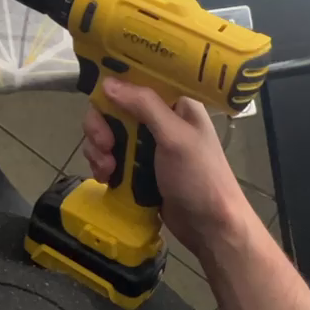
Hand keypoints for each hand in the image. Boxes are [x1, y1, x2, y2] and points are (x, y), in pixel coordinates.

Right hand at [79, 77, 254, 255]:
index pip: (136, 81)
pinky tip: (105, 177)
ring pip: (107, 132)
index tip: (100, 102)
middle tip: (105, 145)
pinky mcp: (137, 166)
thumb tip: (108, 82)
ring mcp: (146, 144)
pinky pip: (109, 155)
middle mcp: (158, 118)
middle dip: (101, 127)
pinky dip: (101, 164)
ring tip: (106, 170)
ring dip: (98, 149)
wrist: (210, 229)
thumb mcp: (175, 137)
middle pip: (113, 108)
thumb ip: (144, 106)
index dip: (114, 88)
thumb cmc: (200, 178)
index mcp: (174, 103)